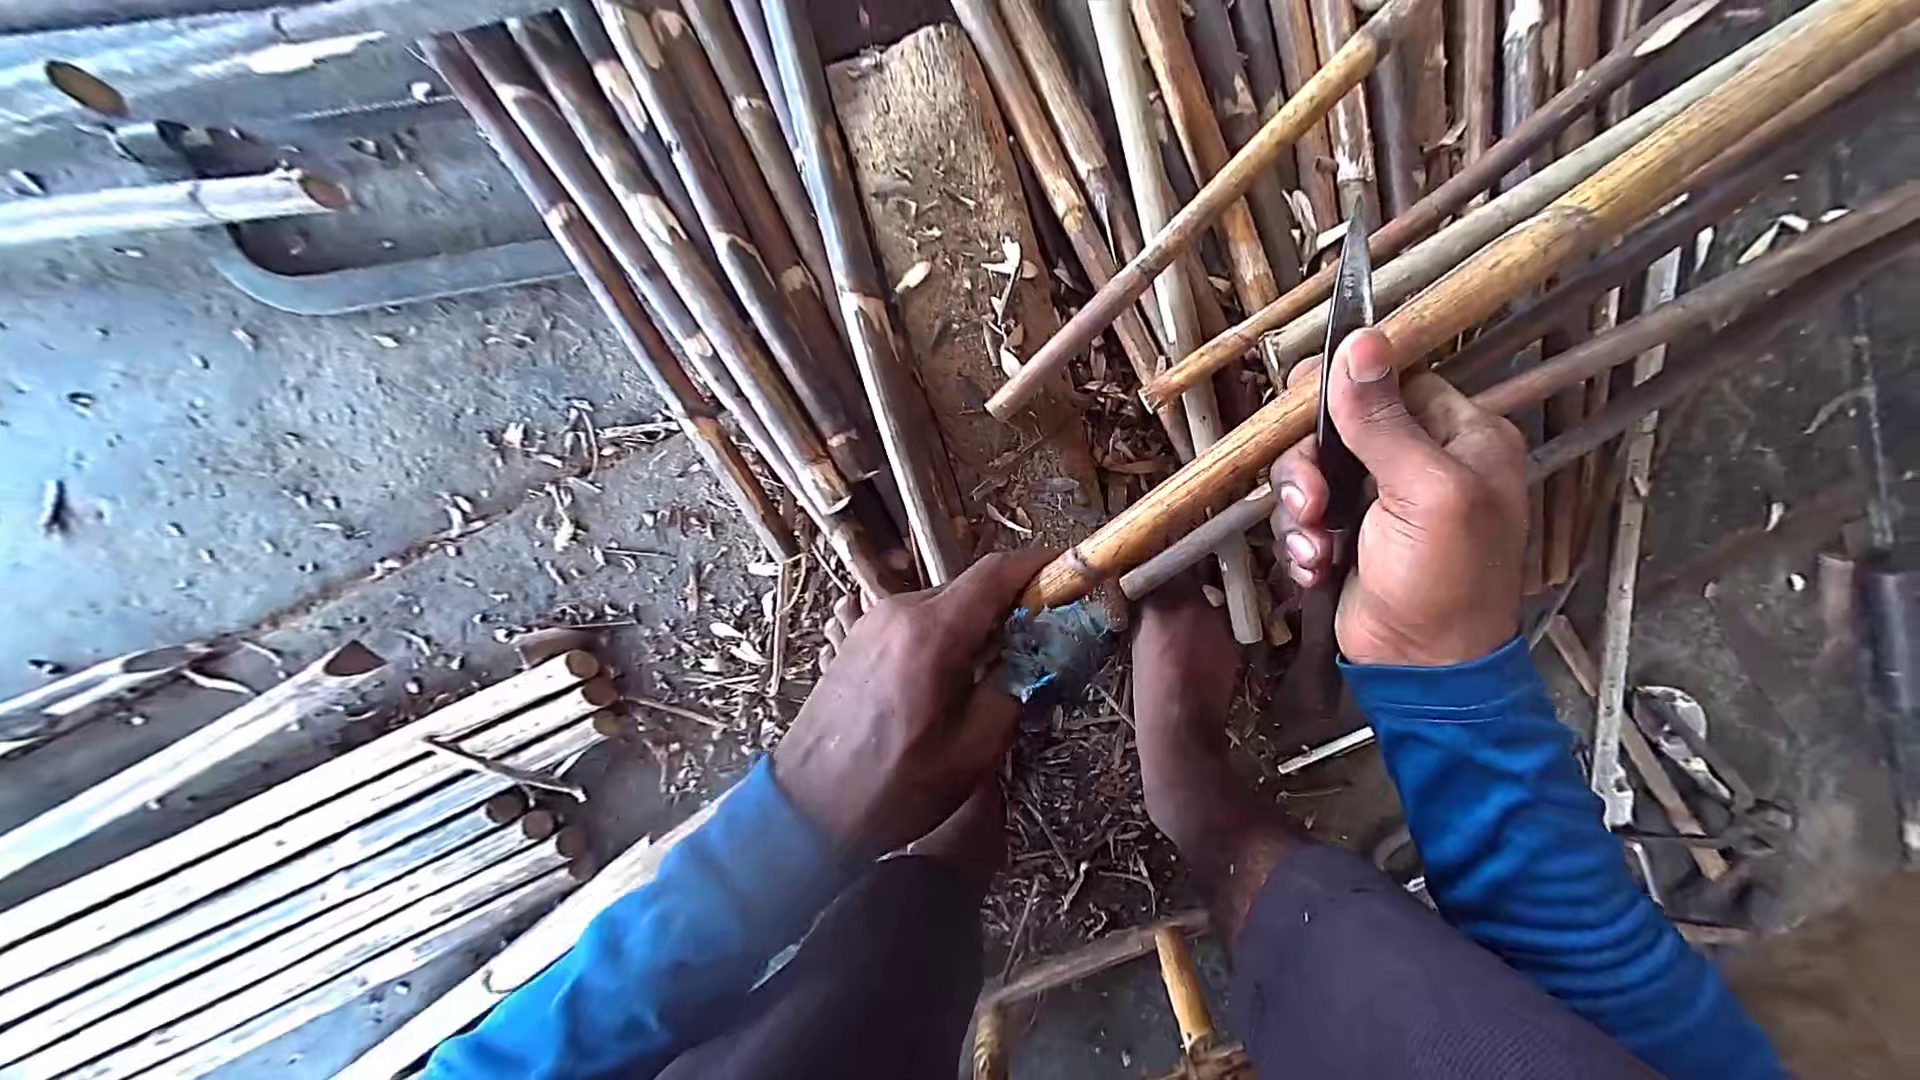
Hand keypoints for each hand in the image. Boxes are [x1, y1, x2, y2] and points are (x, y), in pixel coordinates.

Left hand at [773, 548, 1053, 856]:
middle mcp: (898, 611)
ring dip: (976, 623)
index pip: (994, 573)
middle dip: (1010, 605)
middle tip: (1038, 641)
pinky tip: (949, 675)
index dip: (1036, 566)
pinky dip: (944, 632)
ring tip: (992, 669)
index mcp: (931, 632)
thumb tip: (1039, 655)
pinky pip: (915, 620)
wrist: (807, 806)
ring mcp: (872, 621)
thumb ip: (1015, 688)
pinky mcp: (858, 637)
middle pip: (970, 587)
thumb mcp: (974, 749)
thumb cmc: (894, 786)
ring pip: (943, 604)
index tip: (1063, 573)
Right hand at [1271, 328, 1528, 667]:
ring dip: (1298, 513)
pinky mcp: (1340, 532)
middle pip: (1331, 430)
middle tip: (1311, 504)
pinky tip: (1316, 567)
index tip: (1301, 409)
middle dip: (1308, 469)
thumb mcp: (1425, 492)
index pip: (1388, 381)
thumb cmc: (1444, 579)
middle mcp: (1412, 460)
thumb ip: (1384, 421)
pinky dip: (1299, 541)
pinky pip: (1298, 515)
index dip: (1341, 390)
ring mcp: (1372, 499)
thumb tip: (1361, 340)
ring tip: (1315, 548)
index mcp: (1456, 436)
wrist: (1418, 664)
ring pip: (1305, 473)